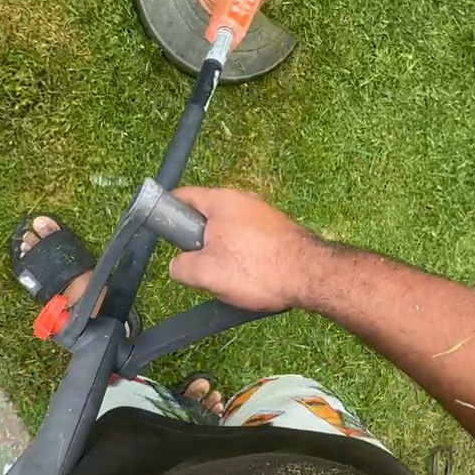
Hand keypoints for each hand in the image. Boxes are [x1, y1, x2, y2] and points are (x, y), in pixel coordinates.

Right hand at [168, 187, 326, 311]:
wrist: (311, 276)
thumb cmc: (258, 269)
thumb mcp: (205, 273)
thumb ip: (181, 266)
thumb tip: (178, 265)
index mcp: (222, 200)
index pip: (184, 196)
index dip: (167, 213)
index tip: (163, 232)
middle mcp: (244, 200)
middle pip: (208, 218)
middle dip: (200, 243)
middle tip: (201, 267)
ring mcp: (264, 214)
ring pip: (230, 233)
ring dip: (225, 254)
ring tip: (232, 278)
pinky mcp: (280, 230)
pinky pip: (251, 241)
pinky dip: (247, 257)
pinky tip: (252, 277)